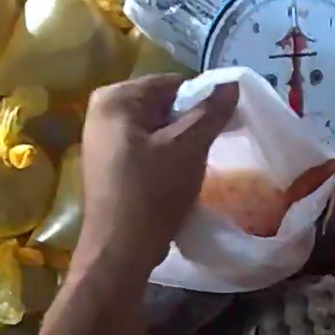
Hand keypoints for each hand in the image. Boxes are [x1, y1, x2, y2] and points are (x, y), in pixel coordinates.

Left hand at [75, 75, 239, 276]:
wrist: (121, 250)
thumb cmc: (153, 193)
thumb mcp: (189, 148)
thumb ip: (211, 112)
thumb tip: (232, 84)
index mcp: (116, 98)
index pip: (173, 83)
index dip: (205, 101)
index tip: (227, 125)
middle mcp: (102, 112)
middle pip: (163, 106)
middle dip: (192, 124)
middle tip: (215, 147)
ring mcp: (101, 141)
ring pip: (156, 131)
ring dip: (181, 145)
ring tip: (198, 166)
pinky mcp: (108, 167)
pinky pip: (145, 151)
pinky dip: (166, 159)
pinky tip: (178, 180)